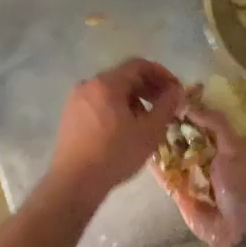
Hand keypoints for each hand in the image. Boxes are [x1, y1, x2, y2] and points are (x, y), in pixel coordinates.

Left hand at [48, 58, 184, 199]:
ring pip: (110, 91)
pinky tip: (123, 129)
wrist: (75, 181)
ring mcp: (75, 100)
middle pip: (123, 77)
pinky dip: (115, 108)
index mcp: (107, 83)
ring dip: (132, 99)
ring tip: (146, 120)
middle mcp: (88, 84)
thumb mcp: (149, 131)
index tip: (175, 89)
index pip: (138, 65)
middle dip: (147, 88)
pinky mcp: (69, 116)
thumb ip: (166, 106)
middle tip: (165, 105)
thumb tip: (177, 90)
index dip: (161, 73)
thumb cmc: (115, 154)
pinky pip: (98, 103)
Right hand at [152, 103, 245, 246]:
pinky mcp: (179, 193)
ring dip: (160, 142)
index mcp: (227, 147)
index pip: (206, 122)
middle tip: (150, 109)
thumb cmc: (242, 187)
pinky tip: (139, 149)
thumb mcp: (235, 149)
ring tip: (141, 124)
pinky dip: (154, 165)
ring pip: (173, 155)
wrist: (240, 231)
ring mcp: (192, 176)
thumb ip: (215, 124)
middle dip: (171, 125)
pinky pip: (165, 176)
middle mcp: (208, 159)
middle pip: (186, 137)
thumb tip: (191, 104)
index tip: (170, 95)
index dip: (191, 109)